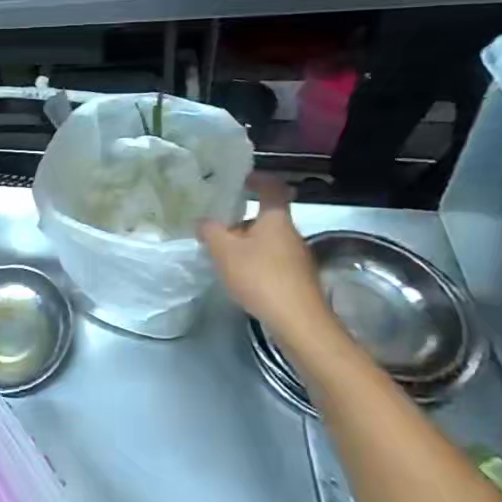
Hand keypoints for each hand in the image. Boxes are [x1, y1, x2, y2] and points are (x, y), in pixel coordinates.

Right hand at [198, 173, 333, 337]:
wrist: (298, 322)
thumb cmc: (261, 277)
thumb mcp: (224, 251)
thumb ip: (211, 232)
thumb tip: (203, 222)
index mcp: (276, 219)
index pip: (272, 188)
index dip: (257, 179)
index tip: (241, 179)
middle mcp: (291, 234)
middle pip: (266, 218)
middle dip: (242, 221)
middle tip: (218, 228)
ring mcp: (298, 258)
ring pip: (268, 241)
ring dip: (247, 244)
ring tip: (224, 256)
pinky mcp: (298, 280)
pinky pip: (273, 261)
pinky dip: (256, 263)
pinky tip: (241, 279)